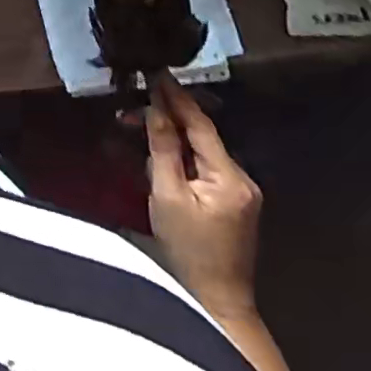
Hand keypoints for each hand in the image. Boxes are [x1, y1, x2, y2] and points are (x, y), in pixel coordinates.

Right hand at [147, 76, 262, 318]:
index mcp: (230, 176)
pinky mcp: (232, 199)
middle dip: (165, 118)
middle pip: (200, 136)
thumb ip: (162, 149)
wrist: (216, 298)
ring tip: (134, 129)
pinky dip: (179, 154)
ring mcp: (239, 189)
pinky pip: (202, 164)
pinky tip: (157, 154)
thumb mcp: (167, 195)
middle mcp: (241, 178)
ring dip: (169, 137)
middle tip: (129, 109)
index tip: (156, 72)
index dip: (176, 97)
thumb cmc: (188, 248)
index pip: (200, 125)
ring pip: (199, 149)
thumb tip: (156, 109)